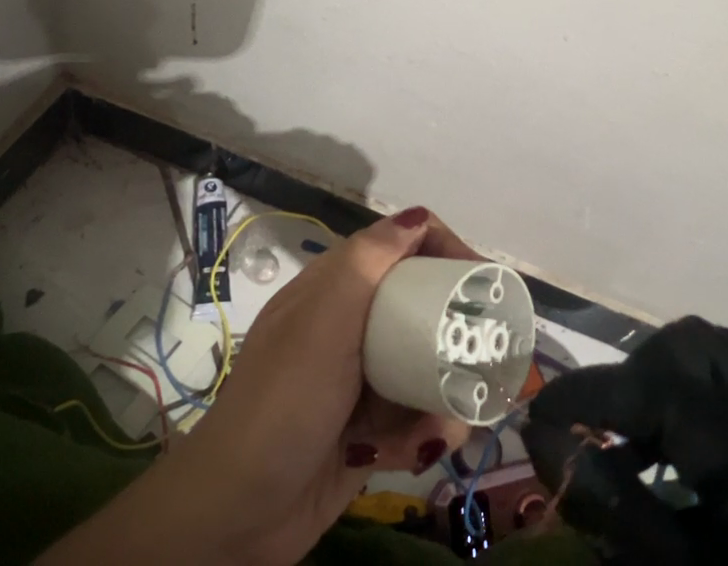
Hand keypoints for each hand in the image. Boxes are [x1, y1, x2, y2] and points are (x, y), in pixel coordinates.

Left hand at [38, 206, 483, 565]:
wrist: (239, 512)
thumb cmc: (284, 404)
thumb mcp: (322, 324)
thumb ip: (367, 264)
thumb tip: (416, 216)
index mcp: (333, 290)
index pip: (399, 246)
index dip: (443, 250)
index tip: (481, 280)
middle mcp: (350, 327)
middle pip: (422, 306)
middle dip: (457, 333)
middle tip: (488, 354)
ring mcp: (361, 379)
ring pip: (428, 366)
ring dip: (443, 397)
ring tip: (440, 428)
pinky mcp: (371, 428)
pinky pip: (417, 417)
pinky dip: (421, 435)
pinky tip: (411, 454)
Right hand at [522, 317, 727, 565]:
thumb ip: (597, 499)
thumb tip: (536, 430)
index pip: (656, 391)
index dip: (588, 394)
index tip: (539, 415)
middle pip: (689, 345)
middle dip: (630, 375)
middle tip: (600, 428)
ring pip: (713, 345)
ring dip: (662, 374)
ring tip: (638, 432)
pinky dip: (694, 385)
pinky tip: (677, 441)